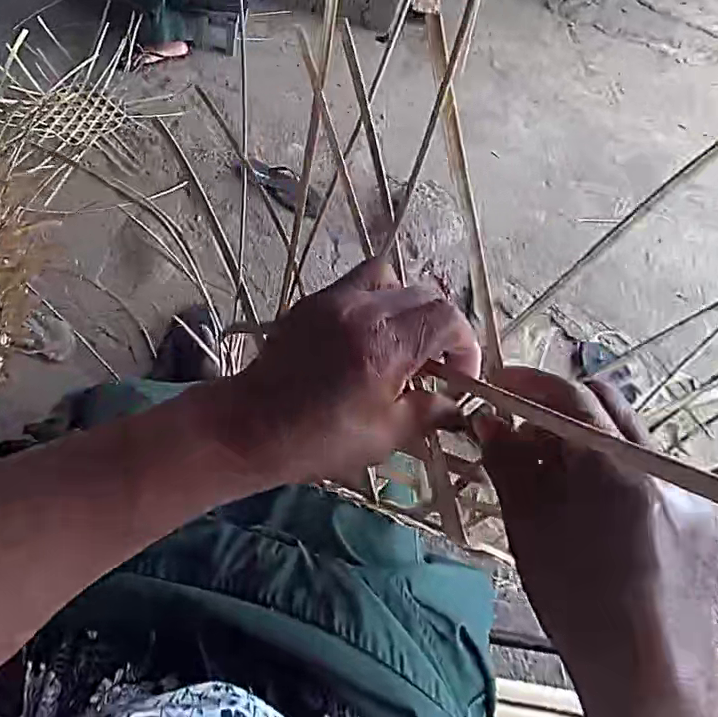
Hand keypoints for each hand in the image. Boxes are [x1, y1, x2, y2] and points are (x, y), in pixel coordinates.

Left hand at [201, 257, 480, 486]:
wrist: (252, 425)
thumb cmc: (318, 440)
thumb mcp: (383, 436)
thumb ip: (428, 413)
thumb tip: (455, 407)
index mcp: (384, 346)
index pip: (446, 318)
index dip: (465, 346)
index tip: (458, 377)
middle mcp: (362, 310)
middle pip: (425, 293)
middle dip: (441, 326)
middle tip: (433, 363)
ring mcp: (334, 299)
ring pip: (389, 276)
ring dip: (407, 303)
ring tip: (400, 339)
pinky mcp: (313, 300)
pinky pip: (356, 282)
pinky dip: (375, 298)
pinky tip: (367, 334)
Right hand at [474, 369, 717, 716]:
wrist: (656, 687)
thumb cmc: (582, 608)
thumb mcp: (532, 528)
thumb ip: (509, 462)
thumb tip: (487, 420)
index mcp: (618, 469)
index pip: (571, 395)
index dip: (529, 382)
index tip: (498, 384)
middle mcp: (661, 468)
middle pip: (604, 403)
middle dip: (556, 403)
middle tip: (519, 425)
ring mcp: (687, 491)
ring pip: (624, 432)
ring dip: (581, 434)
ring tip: (546, 467)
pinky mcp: (699, 516)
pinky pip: (644, 465)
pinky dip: (607, 463)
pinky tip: (584, 499)